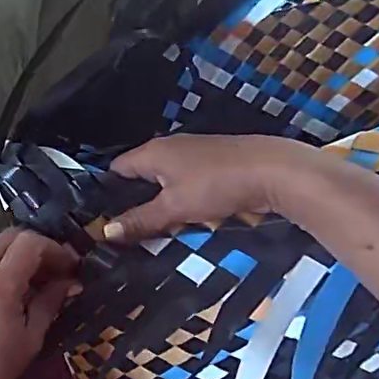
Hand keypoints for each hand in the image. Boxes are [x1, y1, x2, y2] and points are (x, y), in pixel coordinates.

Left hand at [0, 229, 80, 378]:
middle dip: (36, 248)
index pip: (29, 243)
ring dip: (14, 255)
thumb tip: (69, 282)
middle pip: (9, 237)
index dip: (54, 249)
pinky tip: (4, 290)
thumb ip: (50, 302)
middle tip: (54, 270)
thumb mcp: (31, 337)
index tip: (69, 266)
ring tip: (31, 281)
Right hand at [103, 134, 334, 241]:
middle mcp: (169, 147)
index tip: (101, 218)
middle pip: (139, 176)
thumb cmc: (217, 185)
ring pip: (164, 182)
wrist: (276, 172)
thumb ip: (139, 220)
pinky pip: (185, 184)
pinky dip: (181, 200)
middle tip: (126, 230)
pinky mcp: (213, 163)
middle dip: (133, 201)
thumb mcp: (173, 208)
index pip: (116, 169)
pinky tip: (185, 218)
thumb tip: (105, 231)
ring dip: (159, 203)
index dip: (106, 192)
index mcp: (152, 152)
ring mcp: (193, 154)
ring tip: (153, 229)